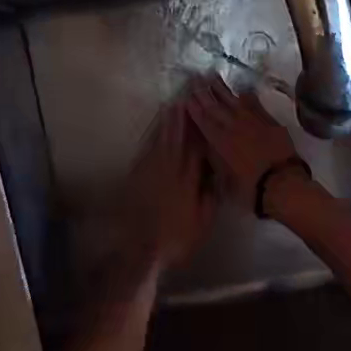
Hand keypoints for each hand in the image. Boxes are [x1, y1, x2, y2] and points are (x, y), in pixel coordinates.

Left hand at [117, 105, 215, 273]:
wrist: (142, 250)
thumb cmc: (177, 239)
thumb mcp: (202, 222)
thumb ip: (209, 198)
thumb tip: (214, 178)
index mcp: (188, 182)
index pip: (196, 150)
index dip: (200, 131)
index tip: (204, 114)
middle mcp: (169, 173)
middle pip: (176, 140)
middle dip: (181, 120)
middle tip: (184, 100)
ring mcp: (151, 174)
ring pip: (160, 143)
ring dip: (165, 125)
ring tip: (170, 108)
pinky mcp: (137, 179)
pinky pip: (146, 154)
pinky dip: (150, 140)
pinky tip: (153, 133)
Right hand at [181, 75, 308, 213]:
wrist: (282, 183)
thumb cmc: (250, 188)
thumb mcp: (225, 178)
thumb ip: (216, 159)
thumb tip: (208, 146)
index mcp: (220, 141)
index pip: (203, 120)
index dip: (194, 108)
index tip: (187, 96)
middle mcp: (233, 127)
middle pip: (216, 107)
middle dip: (204, 93)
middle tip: (195, 78)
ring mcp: (253, 122)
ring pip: (234, 101)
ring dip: (222, 89)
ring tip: (213, 76)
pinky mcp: (270, 122)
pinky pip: (256, 105)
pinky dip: (248, 97)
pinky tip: (243, 92)